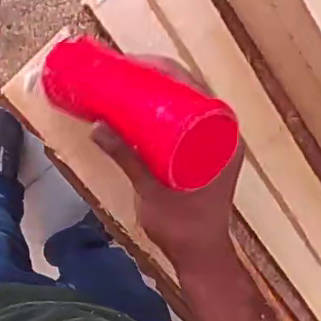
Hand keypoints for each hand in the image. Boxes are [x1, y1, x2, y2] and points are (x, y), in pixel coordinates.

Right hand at [90, 57, 242, 272]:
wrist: (200, 257)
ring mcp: (214, 145)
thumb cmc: (183, 228)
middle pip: (188, 90)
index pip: (193, 87)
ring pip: (184, 104)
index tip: (131, 63)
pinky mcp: (201, 156)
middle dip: (154, 76)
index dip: (162, 69)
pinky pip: (181, 122)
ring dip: (156, 92)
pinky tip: (138, 111)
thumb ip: (127, 158)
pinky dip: (160, 112)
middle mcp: (223, 134)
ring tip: (125, 85)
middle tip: (121, 71)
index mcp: (221, 137)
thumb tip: (98, 127)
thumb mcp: (152, 190)